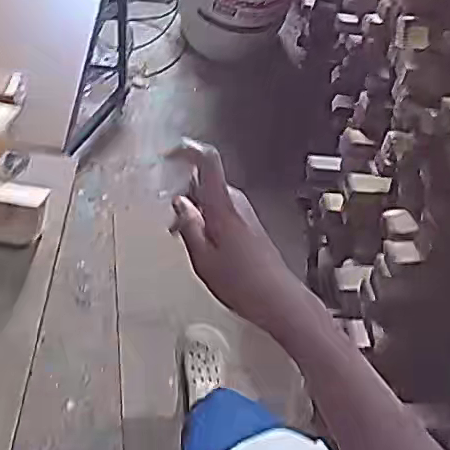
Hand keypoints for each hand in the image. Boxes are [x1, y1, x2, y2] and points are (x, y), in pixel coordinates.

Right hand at [169, 139, 320, 340]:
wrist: (279, 300)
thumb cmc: (244, 283)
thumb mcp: (202, 258)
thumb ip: (188, 225)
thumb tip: (179, 204)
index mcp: (223, 205)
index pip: (207, 160)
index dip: (187, 150)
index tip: (170, 153)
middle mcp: (237, 202)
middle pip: (205, 180)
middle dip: (184, 194)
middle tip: (172, 220)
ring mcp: (245, 212)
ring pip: (212, 197)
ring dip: (195, 210)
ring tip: (187, 241)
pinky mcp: (249, 224)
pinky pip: (221, 210)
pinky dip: (207, 220)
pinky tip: (205, 246)